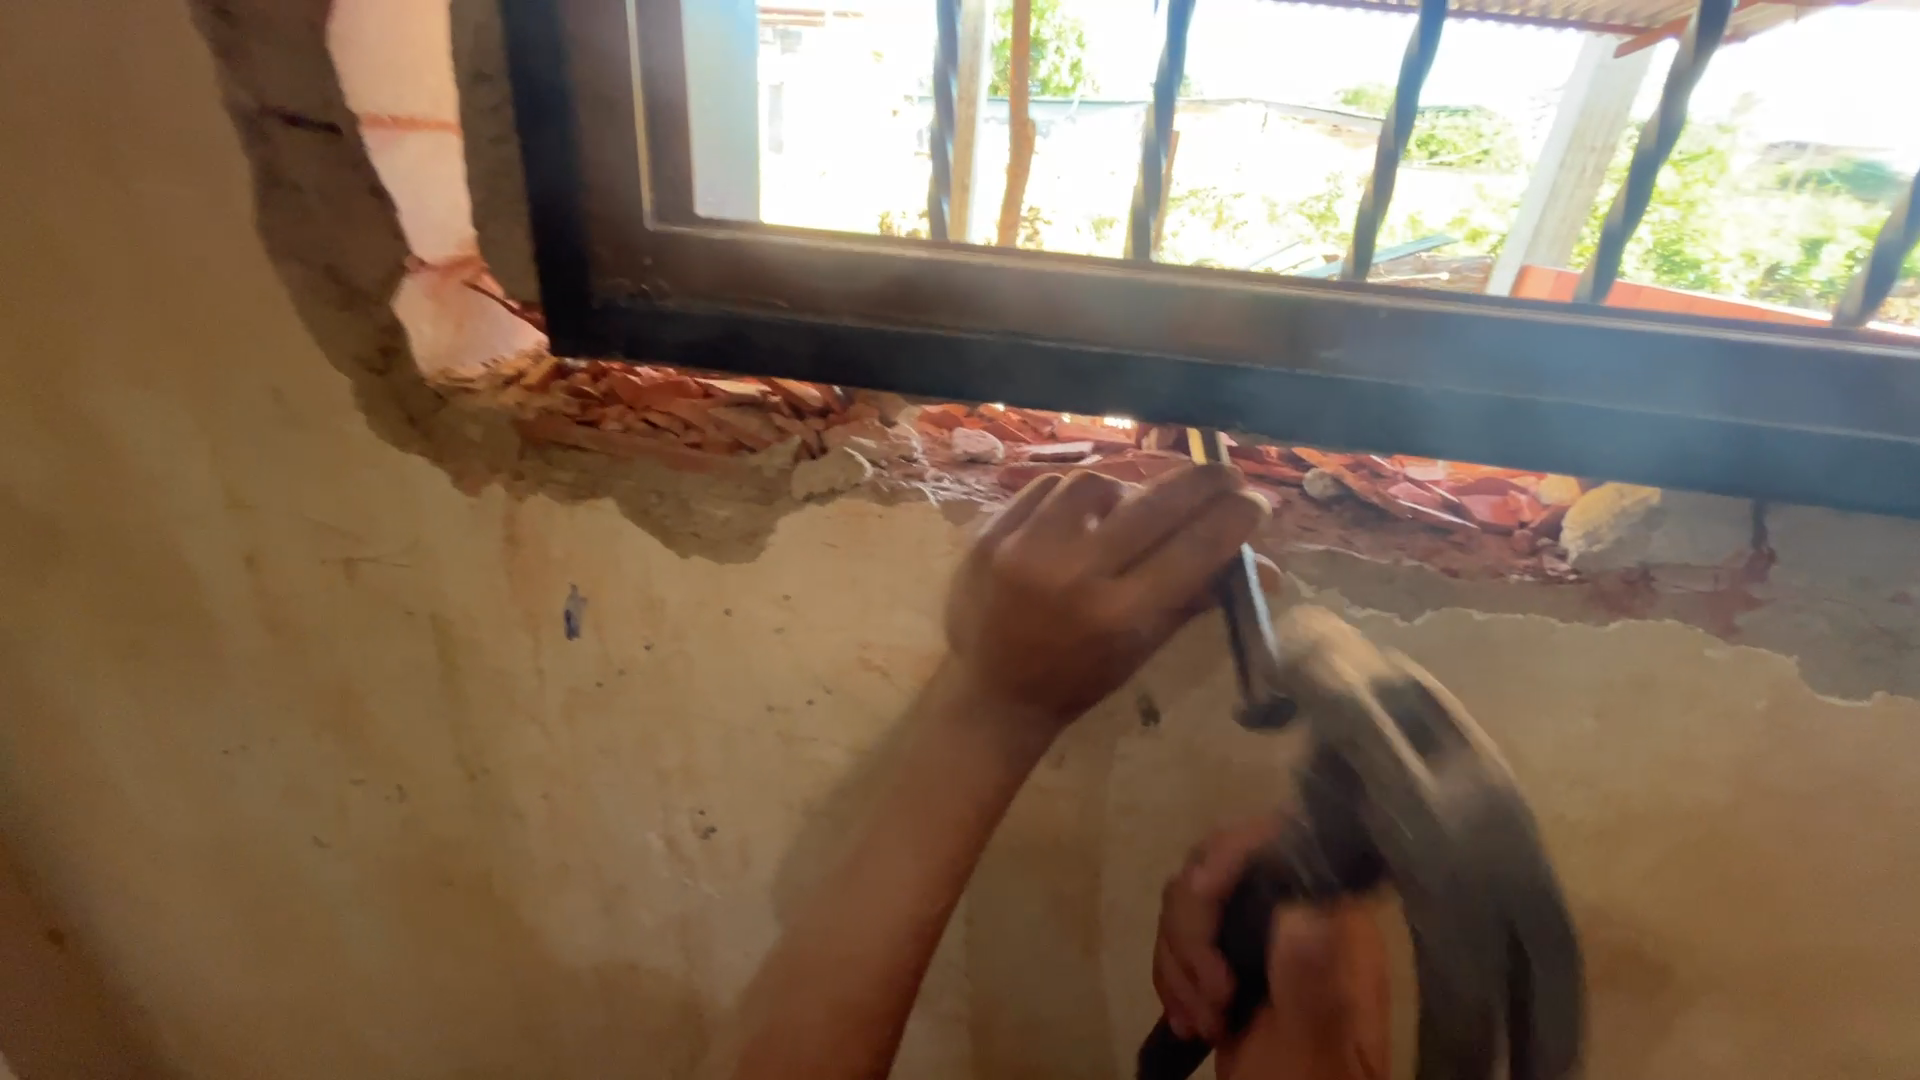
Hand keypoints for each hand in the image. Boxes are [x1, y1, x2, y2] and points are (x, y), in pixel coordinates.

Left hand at [945, 465, 1268, 733]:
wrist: (990, 691)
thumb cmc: (1076, 679)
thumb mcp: (1140, 648)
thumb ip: (1196, 599)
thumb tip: (1266, 567)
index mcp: (1117, 616)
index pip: (1194, 549)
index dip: (1234, 518)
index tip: (1256, 501)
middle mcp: (1073, 575)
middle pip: (1153, 504)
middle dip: (1203, 481)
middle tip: (1226, 474)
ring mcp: (1024, 549)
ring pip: (1096, 482)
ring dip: (1127, 488)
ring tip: (1134, 506)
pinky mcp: (990, 534)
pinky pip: (1046, 486)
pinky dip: (1074, 493)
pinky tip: (1084, 510)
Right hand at [1153, 818, 1390, 1079]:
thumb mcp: (1315, 1049)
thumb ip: (1310, 981)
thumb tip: (1304, 910)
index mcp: (1329, 921)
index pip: (1275, 841)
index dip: (1230, 851)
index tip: (1200, 893)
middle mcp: (1290, 915)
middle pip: (1215, 866)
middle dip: (1194, 927)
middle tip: (1212, 990)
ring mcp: (1253, 938)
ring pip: (1186, 902)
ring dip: (1180, 961)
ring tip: (1205, 1020)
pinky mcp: (1224, 961)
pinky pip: (1175, 939)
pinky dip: (1170, 976)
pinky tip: (1188, 1022)